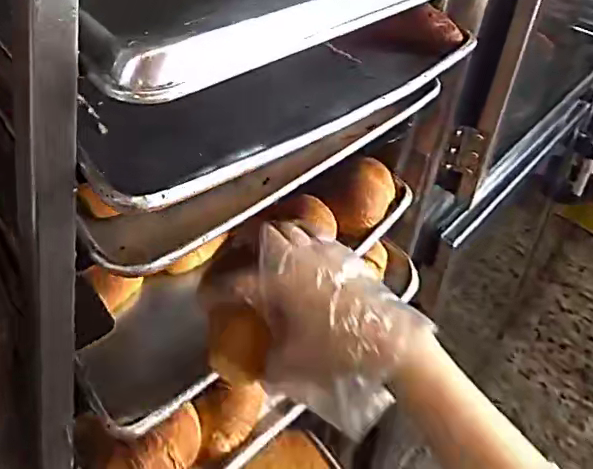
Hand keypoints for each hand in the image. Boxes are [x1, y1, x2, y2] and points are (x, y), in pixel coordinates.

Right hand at [205, 223, 431, 433]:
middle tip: (233, 258)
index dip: (215, 290)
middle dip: (243, 244)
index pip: (234, 281)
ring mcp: (320, 247)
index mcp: (276, 280)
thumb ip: (267, 360)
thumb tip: (257, 361)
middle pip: (261, 234)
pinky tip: (301, 254)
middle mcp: (295, 255)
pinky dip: (299, 237)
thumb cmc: (337, 352)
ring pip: (288, 226)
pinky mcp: (341, 249)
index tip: (207, 297)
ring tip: (265, 250)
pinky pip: (311, 232)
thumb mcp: (292, 366)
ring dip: (272, 235)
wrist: (386, 339)